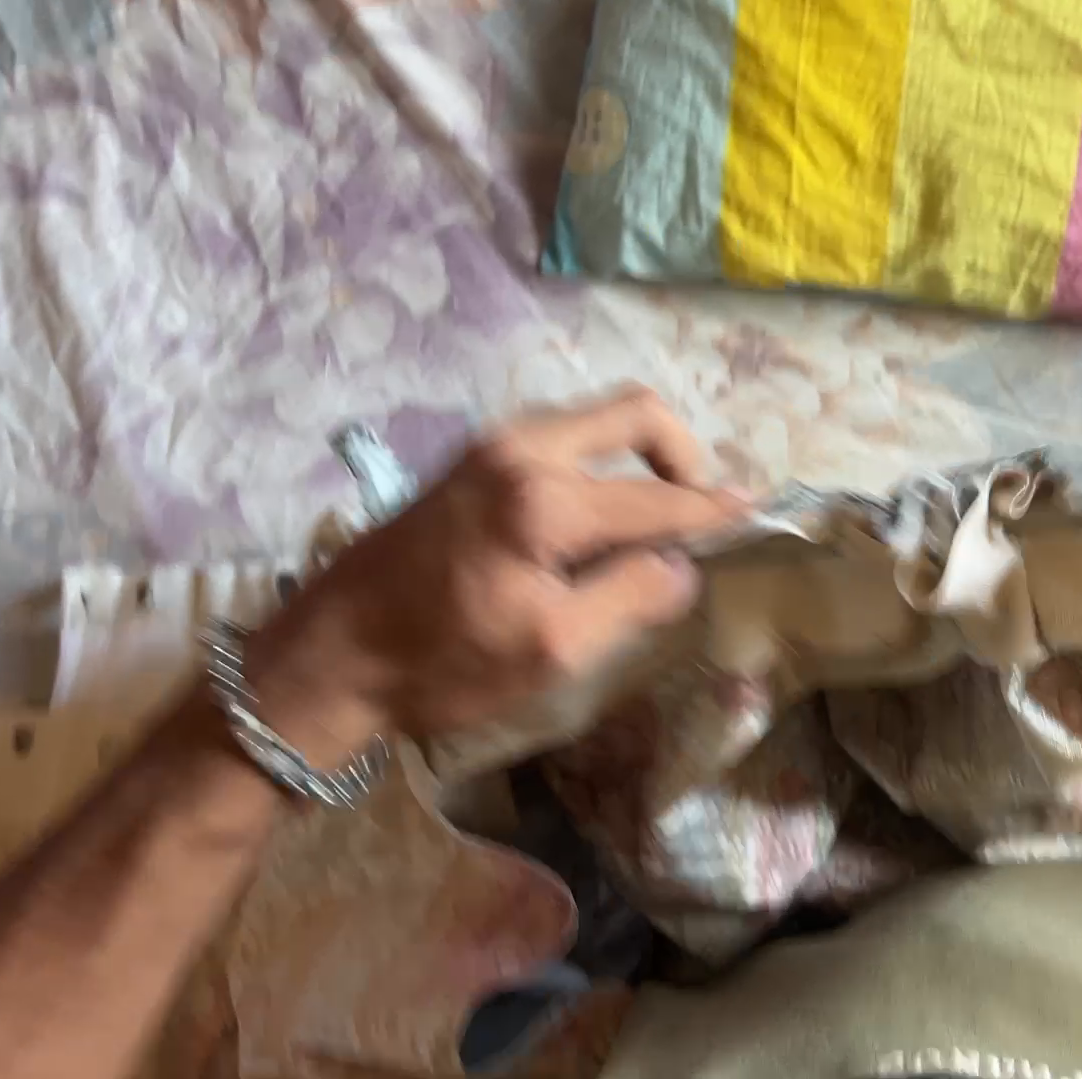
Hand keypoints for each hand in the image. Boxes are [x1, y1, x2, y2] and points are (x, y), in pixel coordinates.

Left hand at [246, 385, 746, 759]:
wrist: (326, 657)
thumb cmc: (443, 664)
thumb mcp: (555, 650)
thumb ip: (632, 596)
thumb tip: (683, 564)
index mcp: (545, 500)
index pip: (658, 498)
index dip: (714, 508)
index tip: (755, 510)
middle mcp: (522, 448)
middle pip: (634, 411)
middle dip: (684, 453)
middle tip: (702, 505)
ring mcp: (491, 445)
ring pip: (597, 417)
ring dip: (642, 454)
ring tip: (658, 513)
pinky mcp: (472, 457)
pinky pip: (563, 434)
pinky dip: (604, 458)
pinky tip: (601, 510)